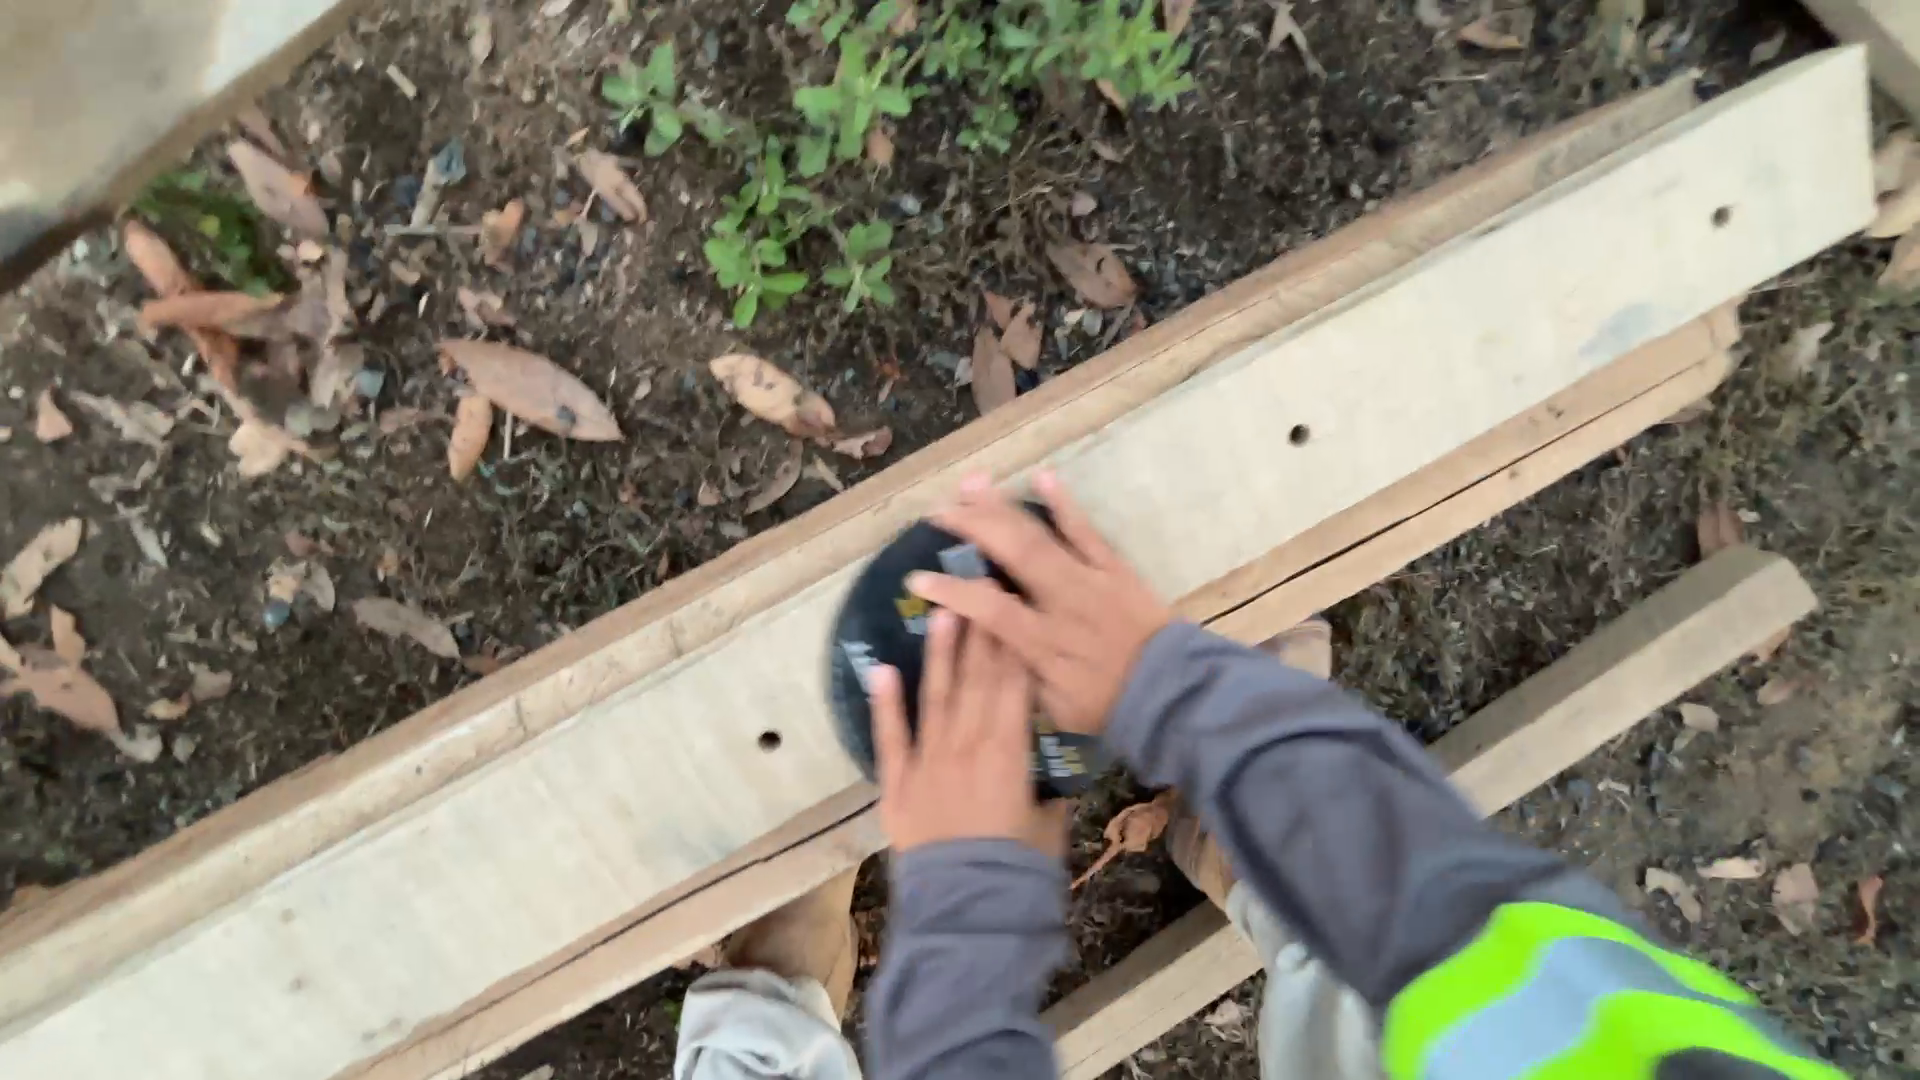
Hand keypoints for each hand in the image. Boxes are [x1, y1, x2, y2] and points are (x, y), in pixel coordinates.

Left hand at [870, 607, 1045, 852]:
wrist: (969, 913)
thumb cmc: (1020, 869)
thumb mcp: (1051, 819)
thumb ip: (1047, 779)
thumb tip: (1049, 748)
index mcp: (1008, 749)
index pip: (1013, 682)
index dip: (1012, 639)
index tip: (1011, 601)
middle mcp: (967, 743)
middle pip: (976, 678)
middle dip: (980, 629)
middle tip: (978, 584)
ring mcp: (928, 760)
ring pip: (936, 696)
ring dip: (939, 653)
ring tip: (942, 612)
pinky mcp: (897, 783)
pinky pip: (890, 737)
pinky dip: (884, 703)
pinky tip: (881, 669)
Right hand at [906, 469, 1170, 734]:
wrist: (1172, 691)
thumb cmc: (1106, 703)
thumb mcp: (1053, 705)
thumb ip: (1017, 673)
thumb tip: (986, 643)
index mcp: (1042, 640)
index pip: (987, 609)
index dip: (951, 592)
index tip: (918, 579)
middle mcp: (1061, 601)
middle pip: (1011, 555)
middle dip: (972, 527)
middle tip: (939, 510)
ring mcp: (1088, 579)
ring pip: (1041, 536)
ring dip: (1004, 507)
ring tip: (973, 482)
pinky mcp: (1113, 568)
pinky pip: (1087, 531)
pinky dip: (1065, 504)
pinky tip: (1042, 476)